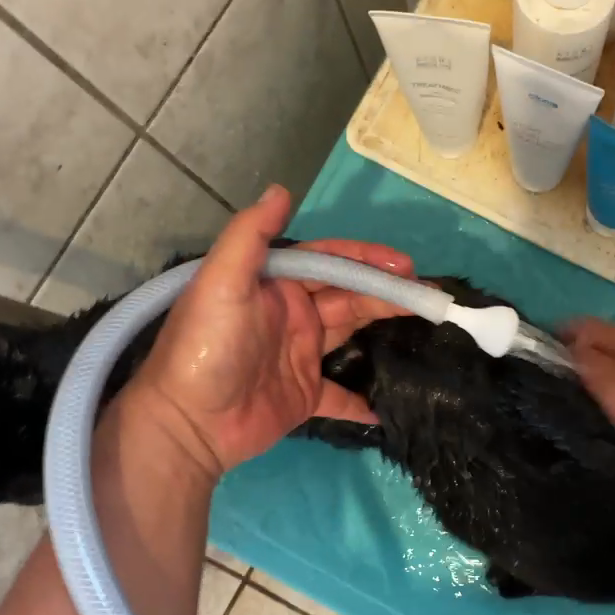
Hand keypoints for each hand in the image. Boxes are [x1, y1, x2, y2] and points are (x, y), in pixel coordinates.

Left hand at [122, 185, 412, 480]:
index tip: (405, 267)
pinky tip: (386, 403)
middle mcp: (291, 315)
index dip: (366, 260)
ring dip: (384, 326)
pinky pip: (341, 395)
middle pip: (348, 295)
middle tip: (427, 296)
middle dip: (386, 291)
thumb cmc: (206, 348)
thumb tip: (282, 190)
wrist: (187, 423)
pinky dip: (362, 400)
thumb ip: (251, 235)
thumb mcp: (221, 282)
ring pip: (351, 332)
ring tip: (424, 325)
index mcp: (275, 286)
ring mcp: (299, 356)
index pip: (329, 262)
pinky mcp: (303, 396)